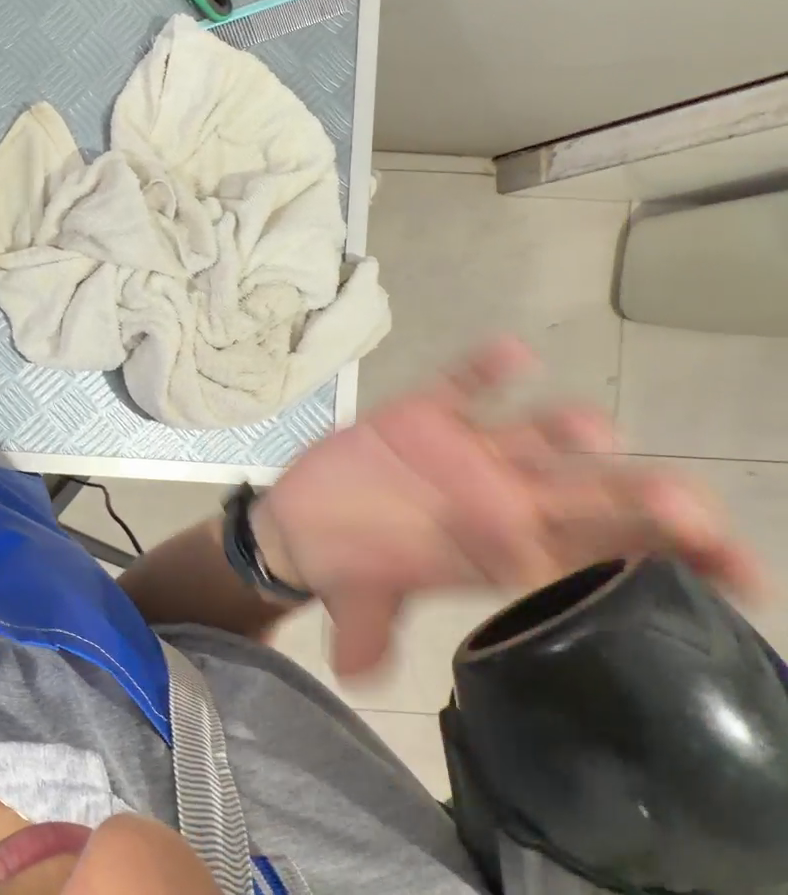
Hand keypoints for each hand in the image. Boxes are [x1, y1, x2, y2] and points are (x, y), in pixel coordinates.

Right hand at [255, 337, 764, 677]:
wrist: (298, 525)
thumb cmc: (342, 564)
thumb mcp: (358, 601)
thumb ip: (368, 632)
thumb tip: (354, 674)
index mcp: (503, 547)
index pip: (604, 551)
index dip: (675, 558)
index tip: (732, 572)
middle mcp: (503, 496)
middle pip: (597, 491)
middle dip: (650, 499)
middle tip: (686, 513)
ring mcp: (465, 452)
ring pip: (541, 434)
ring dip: (571, 430)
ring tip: (586, 434)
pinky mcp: (420, 416)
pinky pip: (463, 386)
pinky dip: (486, 370)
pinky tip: (508, 356)